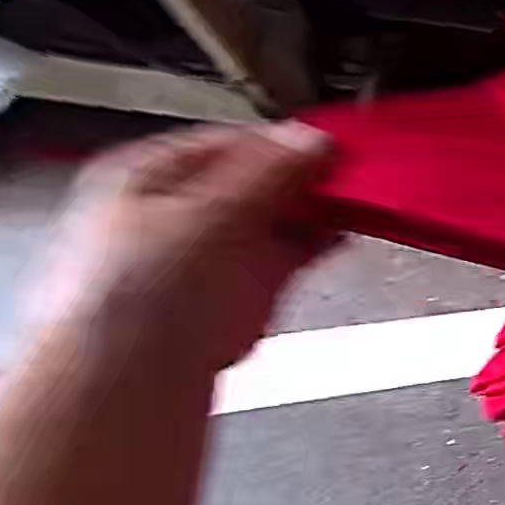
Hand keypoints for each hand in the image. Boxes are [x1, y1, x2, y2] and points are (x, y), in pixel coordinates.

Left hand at [30, 122, 336, 368]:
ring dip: (323, 206)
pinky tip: (346, 232)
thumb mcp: (207, 215)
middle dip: (313, 176)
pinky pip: (299, 246)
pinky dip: (324, 239)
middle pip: (269, 176)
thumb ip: (265, 176)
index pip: (240, 142)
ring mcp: (229, 240)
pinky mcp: (258, 276)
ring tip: (359, 203)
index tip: (338, 148)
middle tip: (356, 177)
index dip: (290, 144)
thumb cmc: (147, 290)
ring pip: (287, 210)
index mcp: (161, 172)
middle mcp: (196, 202)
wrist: (145, 364)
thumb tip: (316, 140)